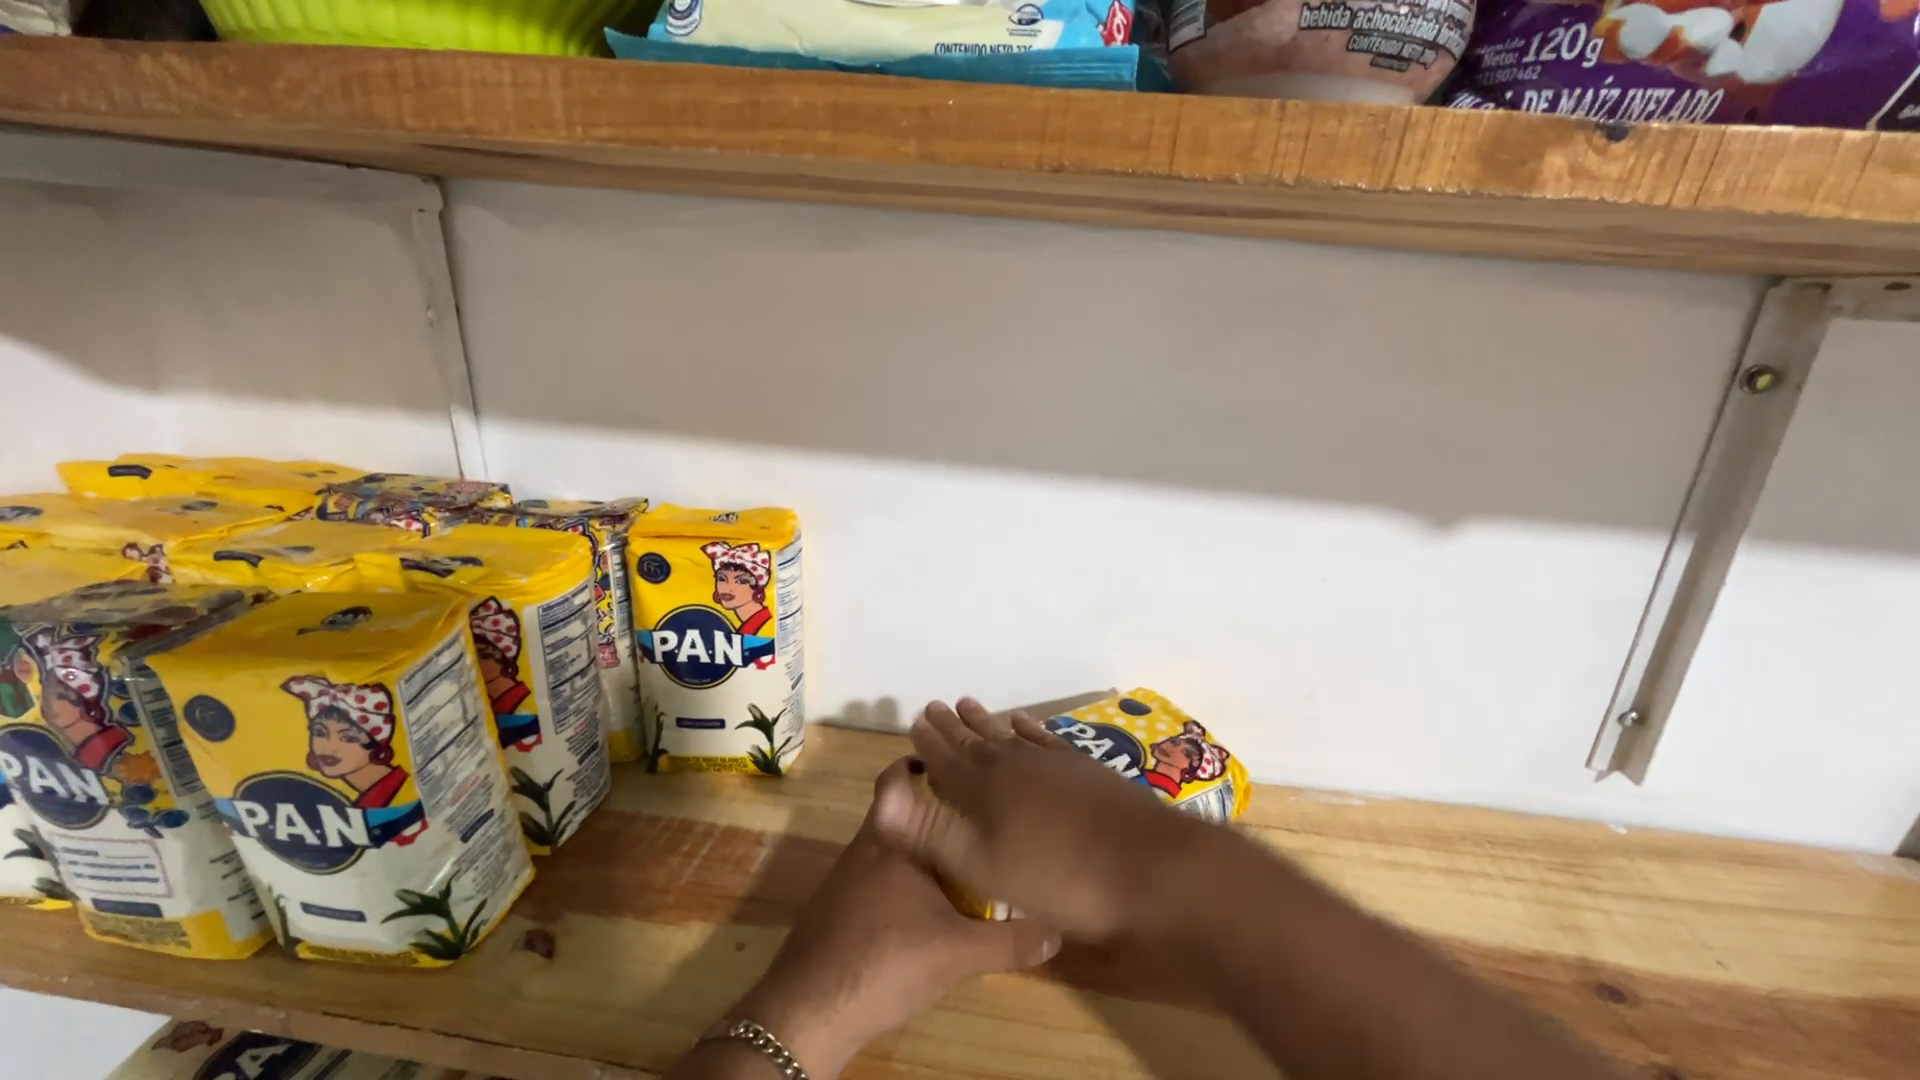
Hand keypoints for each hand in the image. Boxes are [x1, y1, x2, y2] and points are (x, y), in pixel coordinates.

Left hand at [727, 757, 1061, 1079]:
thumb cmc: (886, 961)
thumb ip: (1011, 942)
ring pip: (892, 846)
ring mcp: (847, 875)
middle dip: (938, 815)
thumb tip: (1057, 930)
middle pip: (902, 812)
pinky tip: (927, 907)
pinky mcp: (838, 905)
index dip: (929, 766)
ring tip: (964, 863)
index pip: (901, 777)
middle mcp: (867, 845)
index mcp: (894, 838)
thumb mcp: (959, 954)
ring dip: (922, 849)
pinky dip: (903, 878)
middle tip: (978, 821)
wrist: (809, 1010)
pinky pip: (878, 874)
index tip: (964, 772)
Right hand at [872, 698, 1208, 939]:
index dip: (927, 742)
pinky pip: (1045, 738)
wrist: (1147, 866)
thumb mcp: (983, 866)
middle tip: (934, 705)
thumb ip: (932, 831)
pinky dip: (1029, 728)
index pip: (946, 758)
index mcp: (985, 789)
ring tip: (970, 705)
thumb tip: (882, 798)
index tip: (913, 722)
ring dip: (986, 721)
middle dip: (952, 726)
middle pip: (975, 739)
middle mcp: (1014, 764)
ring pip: (1009, 734)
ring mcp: (1053, 762)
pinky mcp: (1084, 768)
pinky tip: (1025, 724)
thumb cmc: (1057, 878)